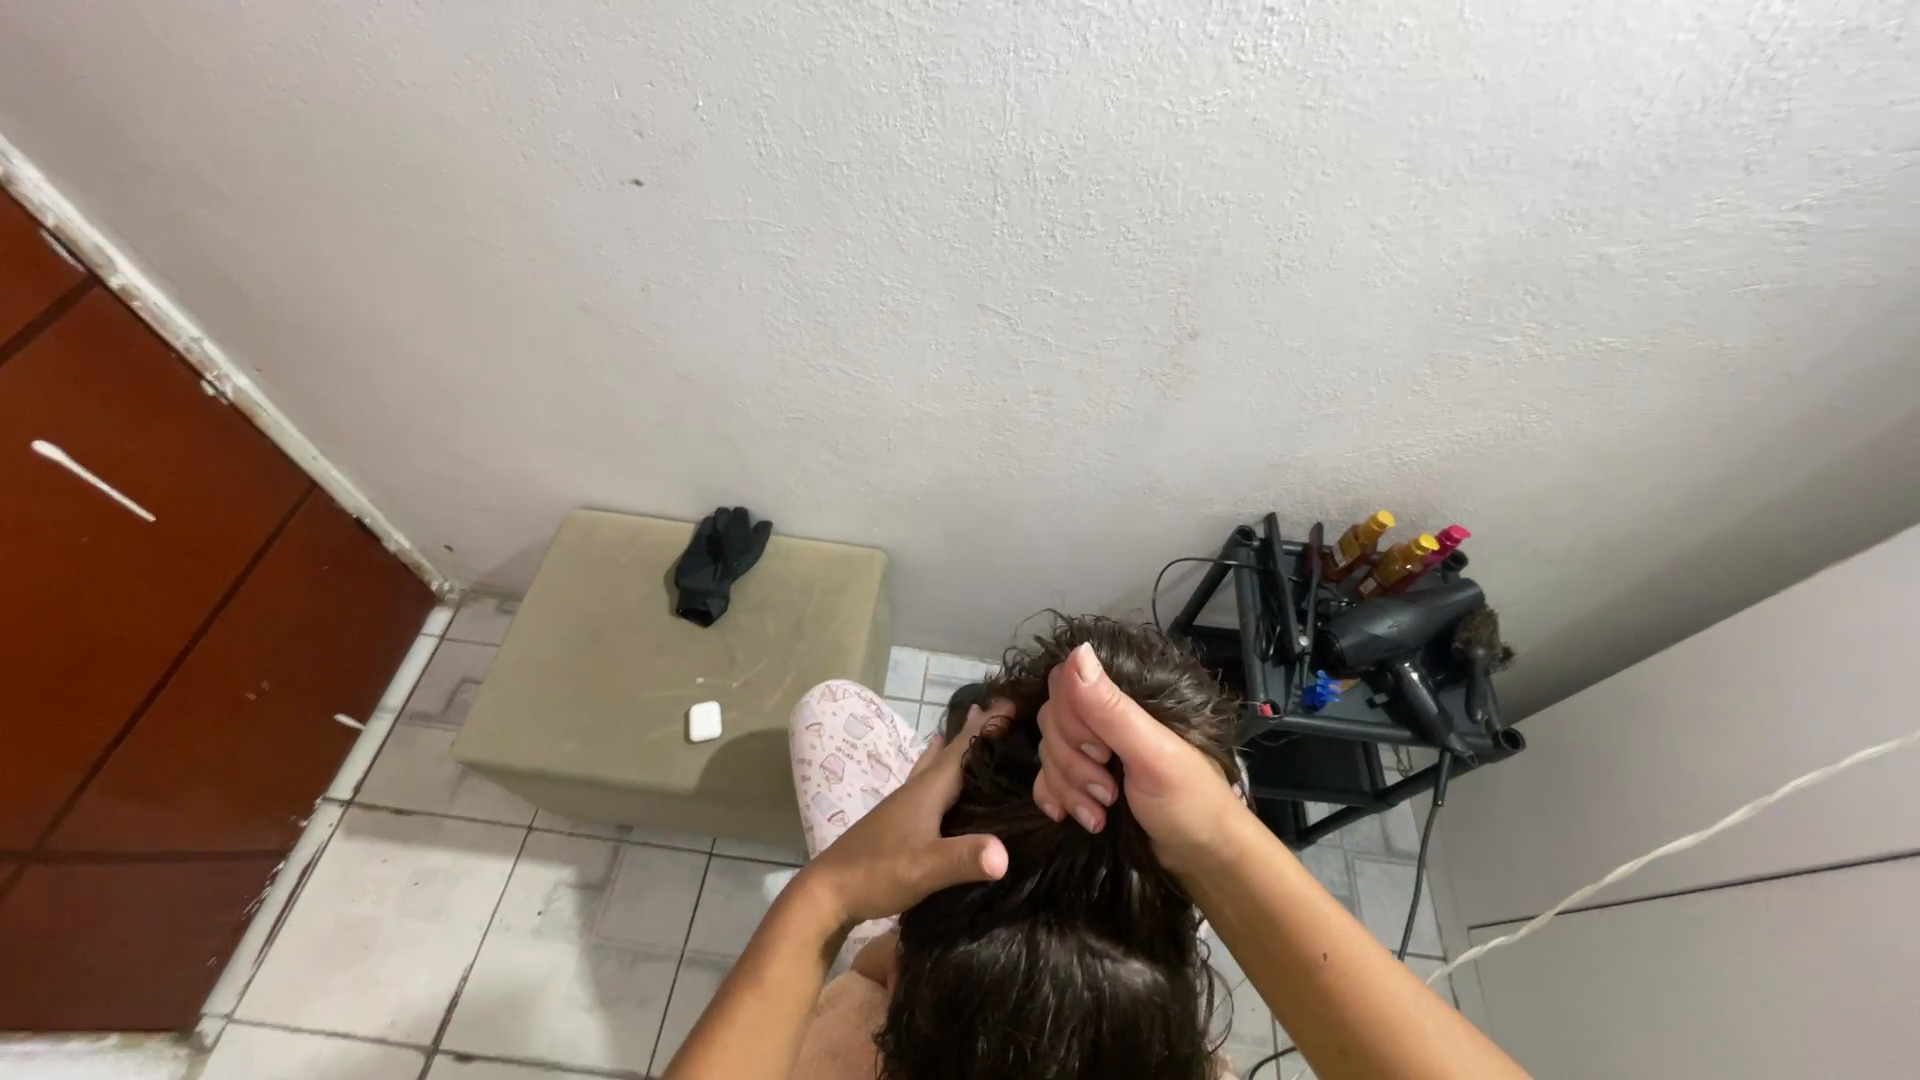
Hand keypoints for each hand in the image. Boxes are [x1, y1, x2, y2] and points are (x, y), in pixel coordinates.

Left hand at [797, 725, 1009, 927]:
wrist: (828, 892)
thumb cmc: (877, 873)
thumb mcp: (926, 869)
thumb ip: (963, 859)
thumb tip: (1005, 855)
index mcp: (927, 790)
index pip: (962, 749)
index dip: (988, 727)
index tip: (1013, 702)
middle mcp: (916, 789)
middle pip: (950, 751)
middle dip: (975, 730)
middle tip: (998, 707)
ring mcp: (904, 803)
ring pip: (936, 763)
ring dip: (956, 745)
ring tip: (970, 725)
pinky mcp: (898, 819)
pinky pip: (926, 780)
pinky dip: (939, 766)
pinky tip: (932, 769)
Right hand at [1032, 643, 1249, 878]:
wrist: (1202, 858)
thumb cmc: (1189, 802)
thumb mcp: (1152, 755)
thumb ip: (1111, 708)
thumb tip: (1077, 650)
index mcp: (1125, 699)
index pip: (1064, 685)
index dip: (1070, 721)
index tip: (1101, 752)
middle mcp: (1103, 717)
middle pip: (1052, 721)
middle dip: (1073, 764)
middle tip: (1109, 793)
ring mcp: (1091, 749)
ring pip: (1048, 751)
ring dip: (1069, 788)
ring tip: (1101, 815)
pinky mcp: (1081, 779)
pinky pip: (1044, 776)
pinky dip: (1054, 797)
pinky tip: (1071, 817)